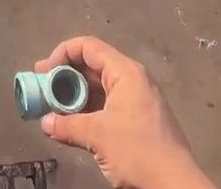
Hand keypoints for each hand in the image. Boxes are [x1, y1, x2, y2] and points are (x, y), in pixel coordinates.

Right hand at [36, 37, 212, 188]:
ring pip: (100, 85)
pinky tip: (76, 121)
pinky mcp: (140, 118)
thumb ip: (68, 126)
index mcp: (125, 72)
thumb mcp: (98, 136)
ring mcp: (138, 98)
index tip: (44, 72)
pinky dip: (90, 107)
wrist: (176, 185)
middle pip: (93, 64)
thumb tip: (45, 123)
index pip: (88, 47)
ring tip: (55, 107)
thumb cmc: (137, 151)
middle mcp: (132, 78)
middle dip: (65, 75)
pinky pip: (109, 102)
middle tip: (44, 87)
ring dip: (76, 94)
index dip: (62, 53)